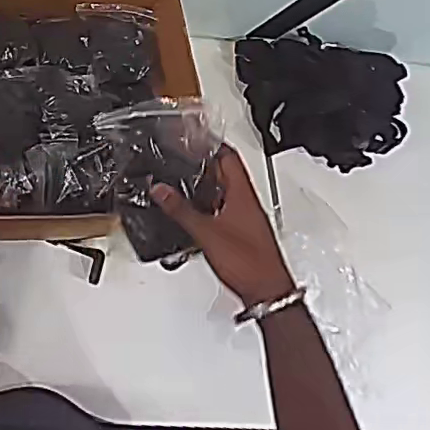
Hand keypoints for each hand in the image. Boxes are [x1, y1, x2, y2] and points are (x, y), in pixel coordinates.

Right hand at [153, 146, 295, 306]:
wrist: (268, 293)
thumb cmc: (249, 263)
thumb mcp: (205, 232)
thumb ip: (180, 209)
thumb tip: (161, 190)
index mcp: (242, 192)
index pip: (228, 155)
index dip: (210, 143)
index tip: (193, 136)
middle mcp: (246, 201)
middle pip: (225, 171)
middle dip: (204, 163)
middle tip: (184, 158)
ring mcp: (246, 217)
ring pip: (224, 190)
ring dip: (206, 185)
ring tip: (184, 183)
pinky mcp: (243, 232)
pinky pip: (224, 209)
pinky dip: (209, 205)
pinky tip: (196, 214)